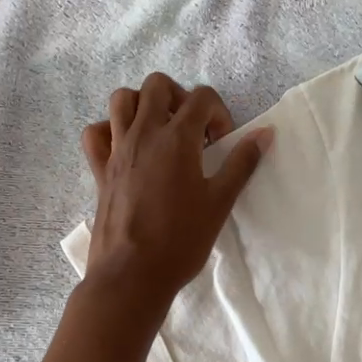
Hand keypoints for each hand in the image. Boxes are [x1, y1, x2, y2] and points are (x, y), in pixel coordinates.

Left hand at [79, 73, 272, 306]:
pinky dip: (109, 130)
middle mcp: (144, 134)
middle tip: (192, 130)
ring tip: (161, 131)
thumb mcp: (220, 202)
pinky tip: (127, 147)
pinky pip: (95, 134)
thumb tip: (265, 133)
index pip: (202, 97)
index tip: (221, 143)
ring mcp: (117, 149)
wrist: (132, 276)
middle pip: (157, 85)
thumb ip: (242, 163)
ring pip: (122, 99)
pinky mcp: (99, 170)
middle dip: (180, 97)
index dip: (218, 113)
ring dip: (144, 105)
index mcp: (177, 138)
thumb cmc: (181, 240)